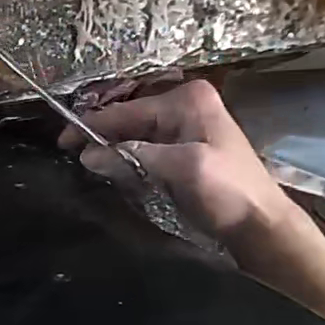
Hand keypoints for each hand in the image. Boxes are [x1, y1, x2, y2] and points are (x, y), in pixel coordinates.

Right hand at [62, 80, 289, 238]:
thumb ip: (133, 156)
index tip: (63, 140)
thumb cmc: (228, 192)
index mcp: (187, 100)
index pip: (127, 110)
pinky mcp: (185, 149)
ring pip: (135, 134)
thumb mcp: (181, 168)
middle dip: (101, 135)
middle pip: (129, 118)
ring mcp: (186, 127)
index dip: (92, 124)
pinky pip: (146, 147)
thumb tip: (88, 153)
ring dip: (112, 148)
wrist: (260, 225)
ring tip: (86, 162)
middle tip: (69, 152)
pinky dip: (127, 158)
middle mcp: (185, 106)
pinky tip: (112, 168)